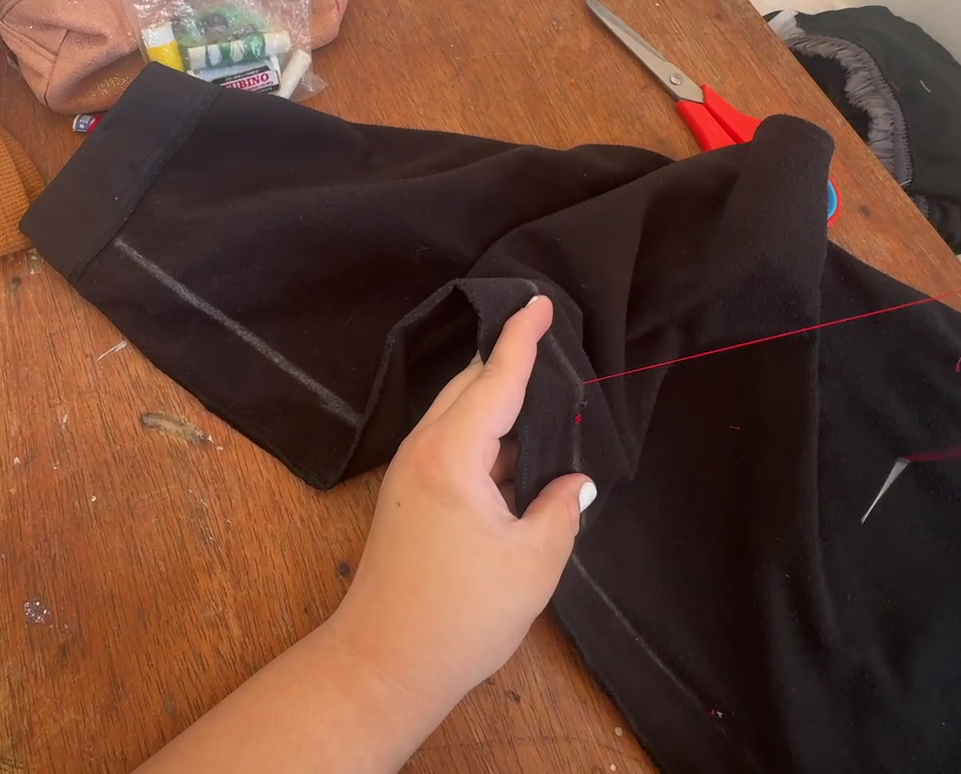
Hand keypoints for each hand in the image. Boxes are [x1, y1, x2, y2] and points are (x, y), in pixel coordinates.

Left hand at [319, 295, 595, 714]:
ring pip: (460, 414)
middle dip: (509, 361)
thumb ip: (560, 510)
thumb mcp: (531, 563)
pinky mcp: (409, 491)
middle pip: (471, 386)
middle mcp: (424, 448)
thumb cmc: (461, 613)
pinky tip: (516, 451)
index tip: (539, 301)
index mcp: (453, 454)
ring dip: (498, 401)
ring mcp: (410, 469)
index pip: (495, 379)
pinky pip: (452, 442)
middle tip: (552, 346)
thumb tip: (574, 480)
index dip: (522, 338)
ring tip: (544, 396)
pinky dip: (486, 435)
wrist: (385, 660)